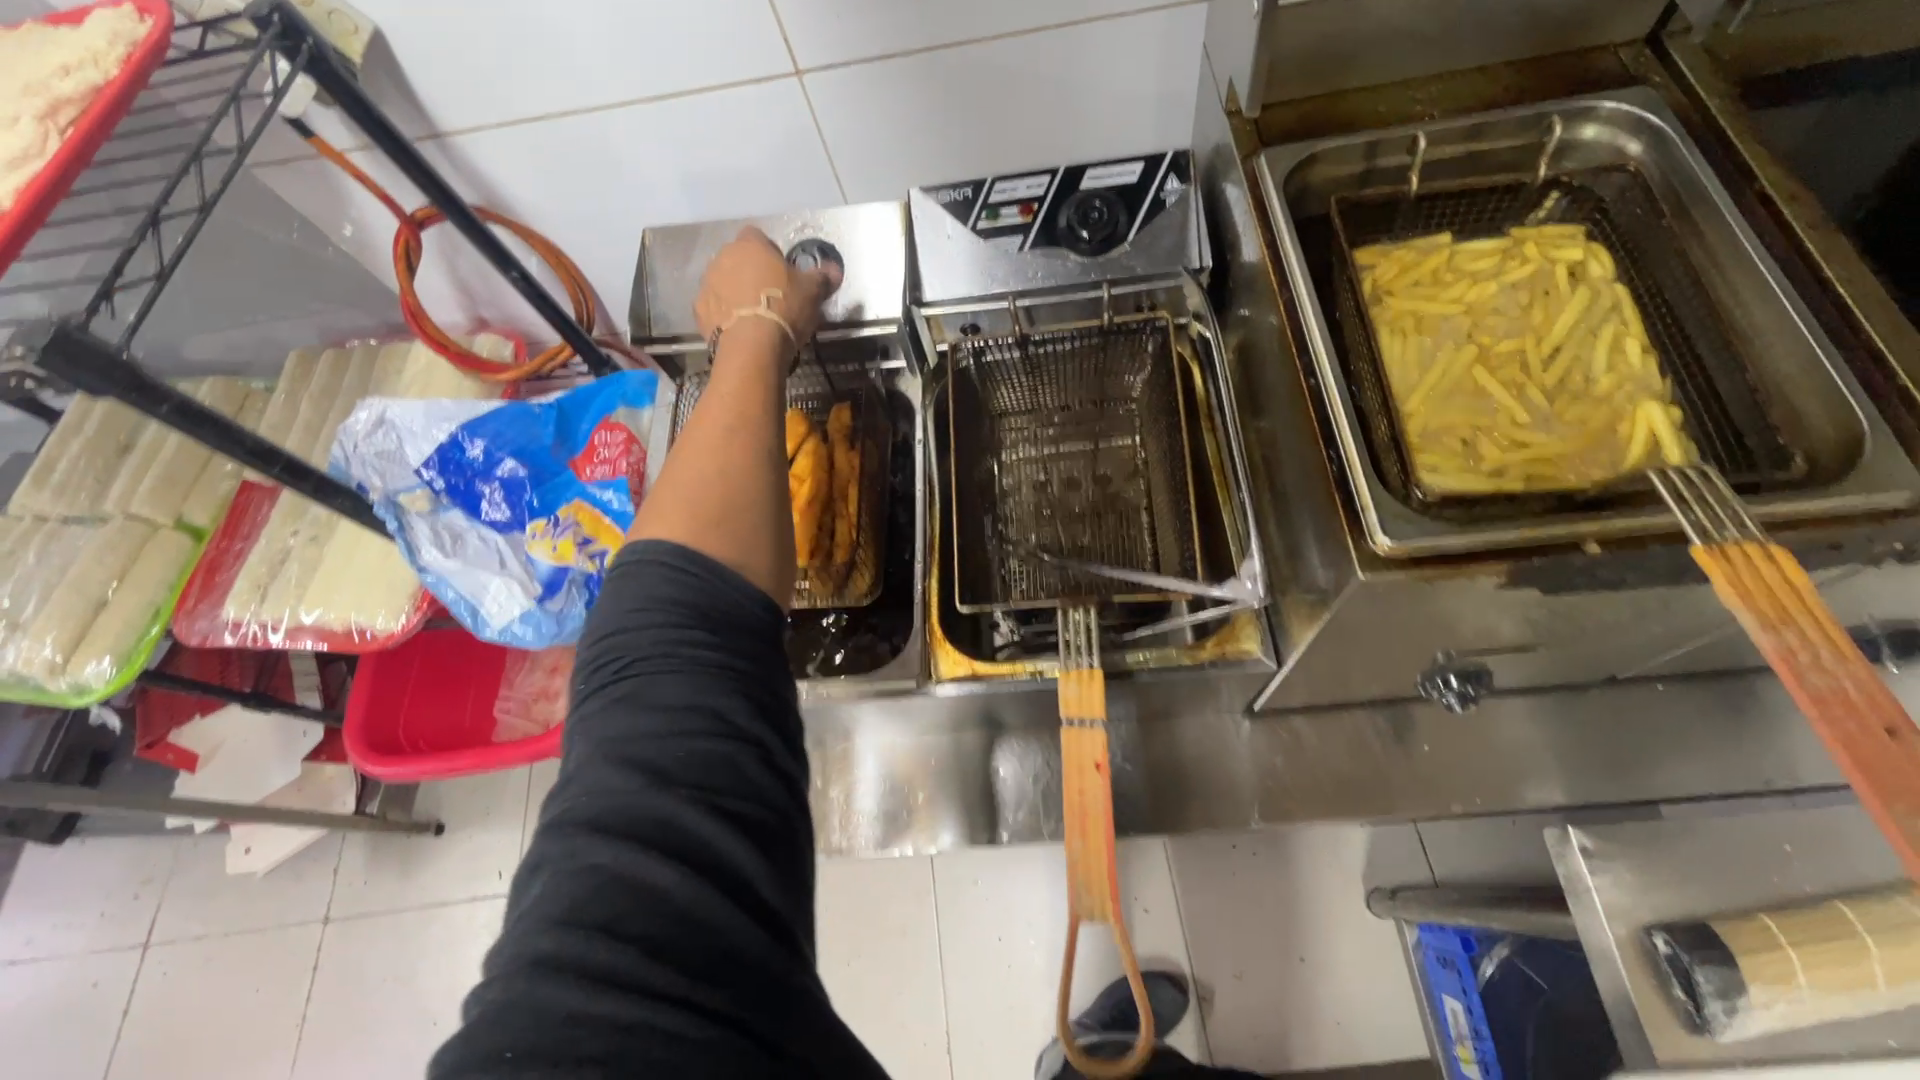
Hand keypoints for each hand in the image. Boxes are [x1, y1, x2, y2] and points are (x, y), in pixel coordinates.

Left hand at [694, 227, 842, 357]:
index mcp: (750, 245)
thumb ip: (821, 277)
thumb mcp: (812, 292)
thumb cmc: (784, 308)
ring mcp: (707, 284)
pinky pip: (714, 307)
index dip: (769, 252)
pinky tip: (740, 329)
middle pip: (737, 259)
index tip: (782, 271)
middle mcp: (722, 258)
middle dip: (750, 272)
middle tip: (770, 295)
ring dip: (735, 292)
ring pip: (723, 282)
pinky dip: (724, 315)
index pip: (757, 236)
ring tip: (754, 315)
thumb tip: (834, 270)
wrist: (752, 346)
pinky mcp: (699, 311)